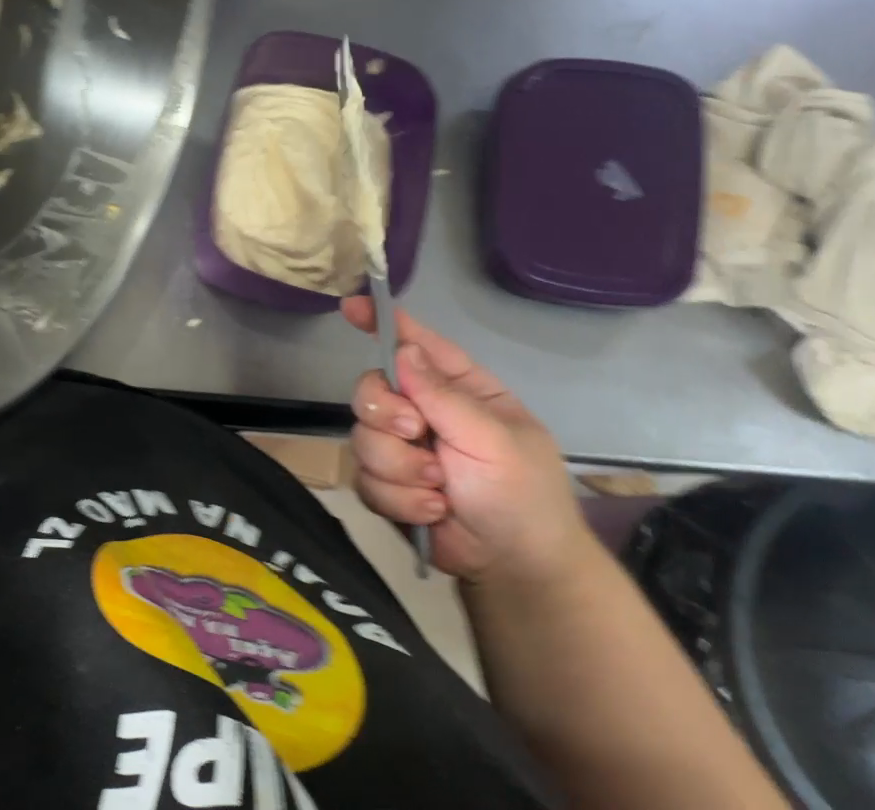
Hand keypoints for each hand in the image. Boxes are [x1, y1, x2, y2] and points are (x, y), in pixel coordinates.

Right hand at [340, 297, 592, 586]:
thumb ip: (446, 397)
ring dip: (400, 470)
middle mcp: (424, 413)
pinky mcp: (385, 486)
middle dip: (387, 417)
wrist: (515, 568)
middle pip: (371, 391)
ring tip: (440, 493)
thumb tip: (402, 351)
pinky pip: (363, 479)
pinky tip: (431, 513)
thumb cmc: (523, 496)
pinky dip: (397, 499)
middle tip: (418, 436)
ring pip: (362, 439)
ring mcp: (401, 450)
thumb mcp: (495, 441)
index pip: (417, 346)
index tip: (351, 308)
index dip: (383, 324)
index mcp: (460, 391)